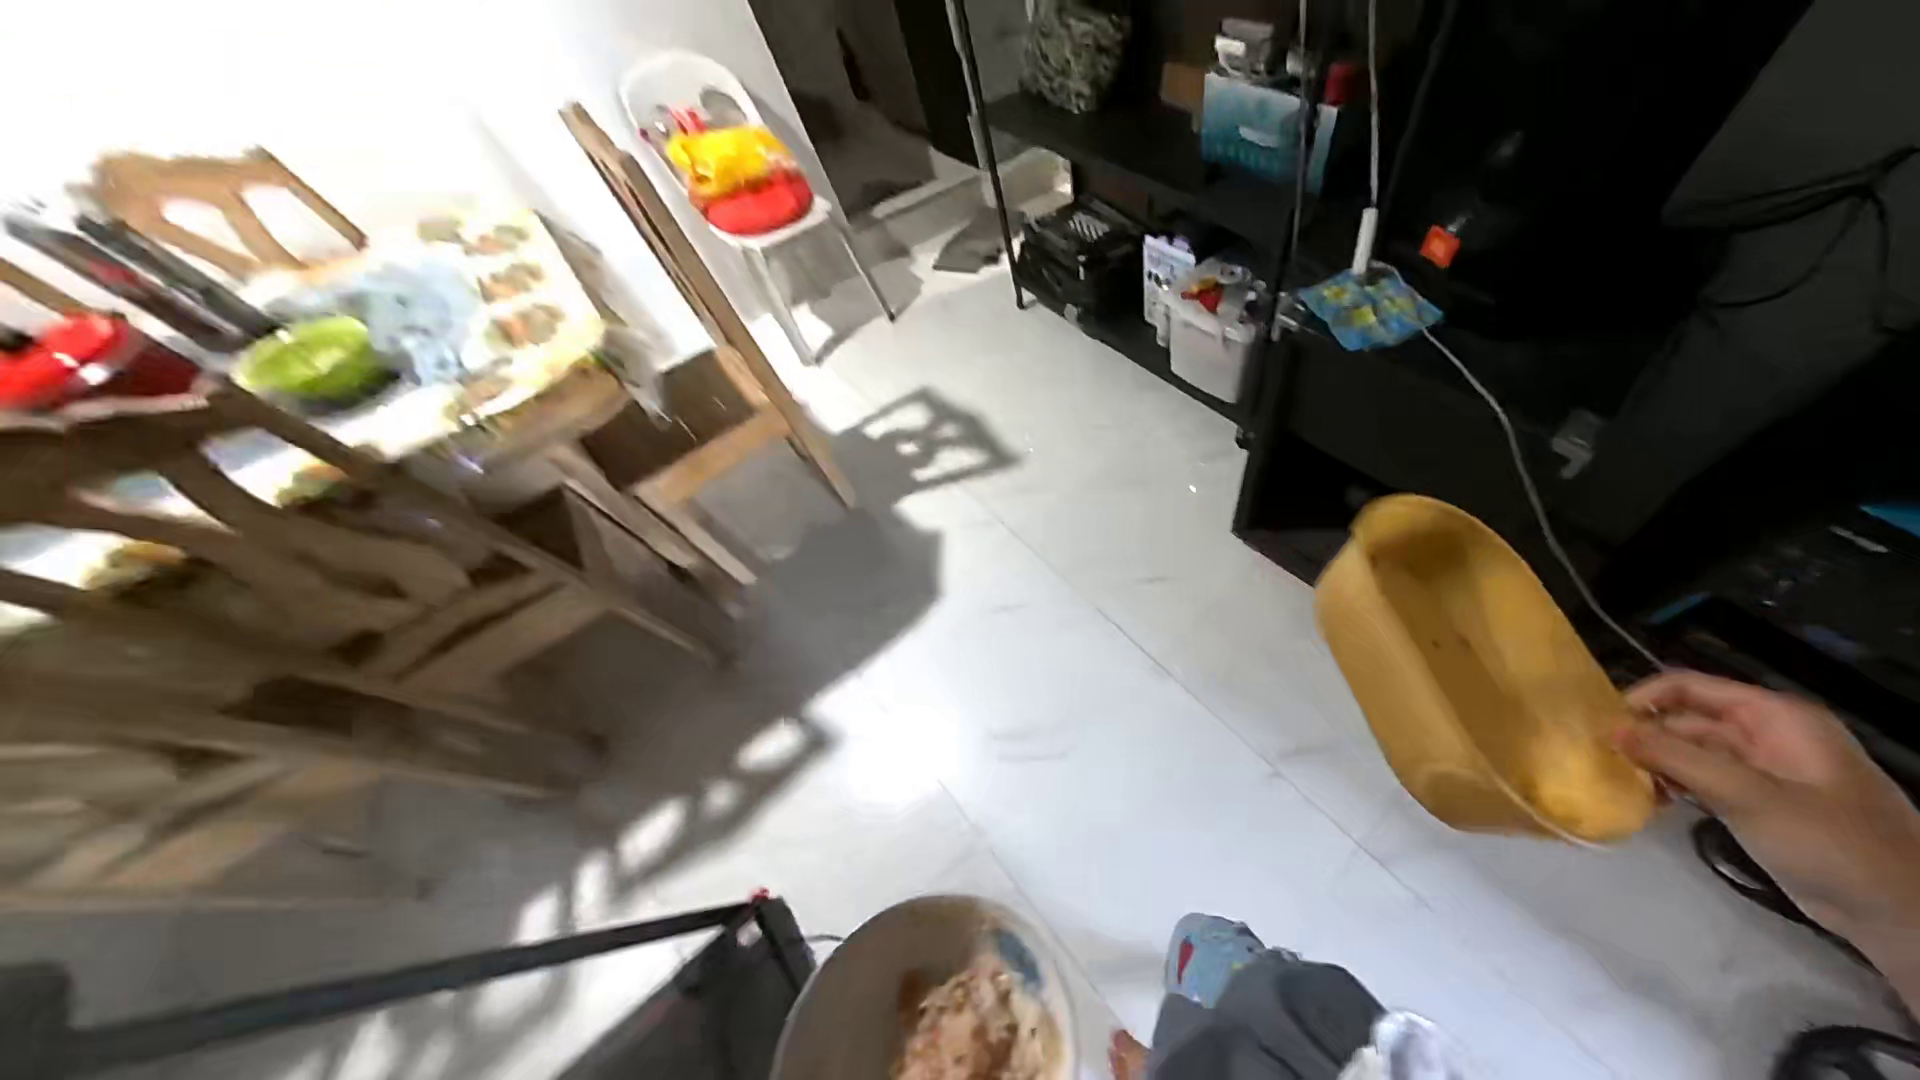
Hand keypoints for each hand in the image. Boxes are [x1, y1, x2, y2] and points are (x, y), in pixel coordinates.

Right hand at [1617, 673, 1919, 971]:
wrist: (1905, 916)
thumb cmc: (1833, 843)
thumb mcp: (1748, 795)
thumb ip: (1673, 757)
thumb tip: (1608, 730)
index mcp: (1775, 717)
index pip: (1687, 687)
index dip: (1641, 699)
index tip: (1605, 727)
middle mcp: (1766, 733)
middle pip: (1682, 718)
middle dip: (1642, 736)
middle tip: (1605, 760)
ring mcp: (1762, 768)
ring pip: (1686, 748)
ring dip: (1652, 762)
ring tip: (1626, 783)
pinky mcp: (1755, 798)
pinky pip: (1699, 776)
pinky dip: (1671, 783)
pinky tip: (1651, 800)